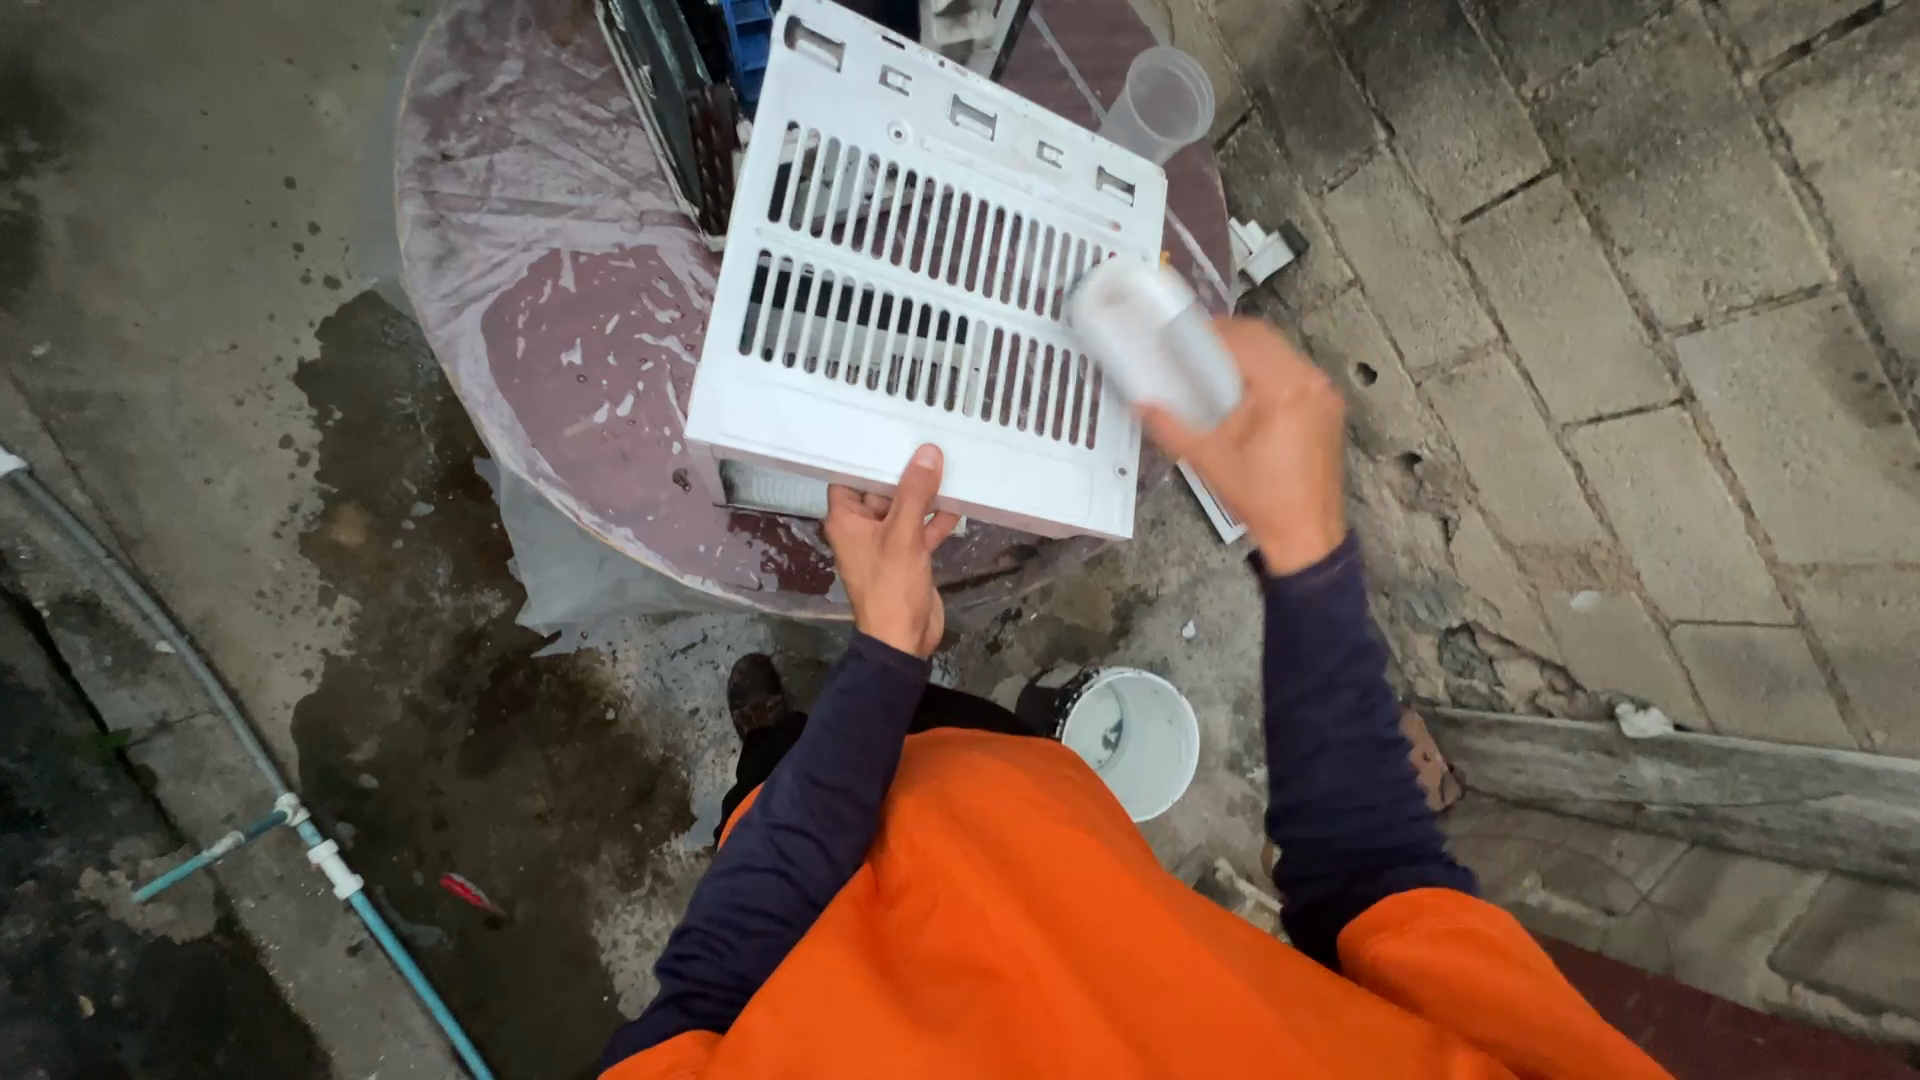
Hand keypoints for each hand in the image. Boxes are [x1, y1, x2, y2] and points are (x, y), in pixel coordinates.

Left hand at [824, 444, 961, 656]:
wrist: (903, 639)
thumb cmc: (891, 585)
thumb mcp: (903, 534)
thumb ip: (915, 492)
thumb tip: (928, 452)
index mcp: (846, 520)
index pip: (851, 477)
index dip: (869, 457)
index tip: (891, 432)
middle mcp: (862, 528)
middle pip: (883, 490)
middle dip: (905, 472)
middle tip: (928, 440)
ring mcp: (886, 543)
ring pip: (905, 509)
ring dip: (925, 494)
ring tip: (949, 464)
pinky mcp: (908, 556)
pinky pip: (920, 529)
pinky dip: (936, 518)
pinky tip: (959, 501)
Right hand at [1140, 317, 1347, 574]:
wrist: (1304, 533)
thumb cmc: (1264, 501)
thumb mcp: (1208, 460)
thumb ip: (1171, 426)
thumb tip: (1142, 404)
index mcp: (1285, 392)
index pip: (1244, 340)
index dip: (1210, 332)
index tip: (1183, 336)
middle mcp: (1310, 385)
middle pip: (1264, 337)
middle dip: (1225, 337)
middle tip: (1192, 348)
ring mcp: (1323, 395)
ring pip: (1280, 350)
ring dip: (1245, 351)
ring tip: (1211, 366)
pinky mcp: (1325, 407)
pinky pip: (1292, 370)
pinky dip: (1264, 369)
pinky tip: (1239, 387)